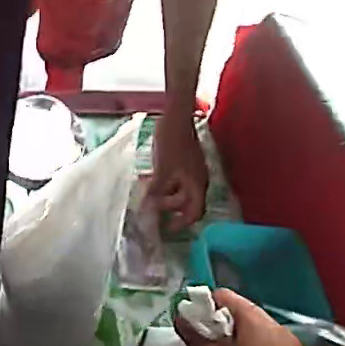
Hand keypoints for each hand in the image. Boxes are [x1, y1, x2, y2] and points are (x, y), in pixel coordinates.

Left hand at [148, 110, 208, 232]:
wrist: (176, 116)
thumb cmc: (170, 142)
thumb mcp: (162, 168)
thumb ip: (157, 190)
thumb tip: (149, 209)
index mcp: (197, 184)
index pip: (195, 211)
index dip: (182, 222)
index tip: (167, 229)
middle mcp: (198, 179)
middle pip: (187, 202)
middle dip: (170, 208)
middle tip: (152, 212)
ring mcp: (192, 170)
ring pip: (179, 190)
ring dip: (164, 195)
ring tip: (146, 197)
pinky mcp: (184, 161)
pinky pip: (175, 178)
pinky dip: (163, 183)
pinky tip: (148, 180)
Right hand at [175, 288, 344, 345]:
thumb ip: (198, 340)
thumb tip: (180, 316)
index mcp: (259, 323)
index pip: (223, 295)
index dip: (201, 306)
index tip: (189, 329)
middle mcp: (278, 329)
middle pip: (238, 313)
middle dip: (216, 327)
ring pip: (252, 333)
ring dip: (232, 343)